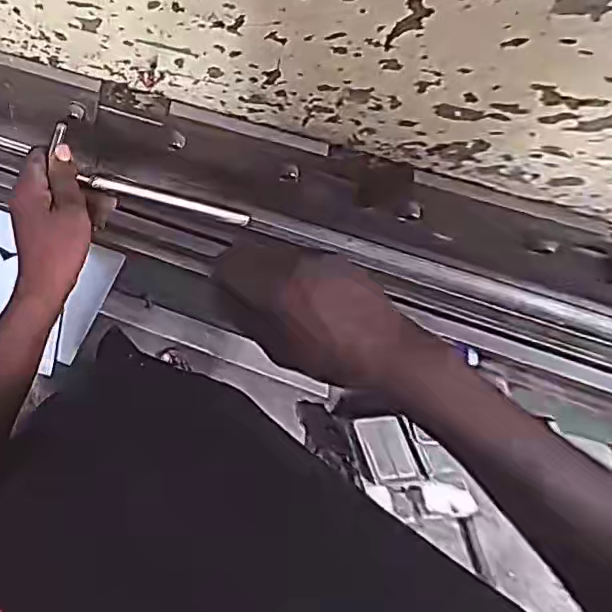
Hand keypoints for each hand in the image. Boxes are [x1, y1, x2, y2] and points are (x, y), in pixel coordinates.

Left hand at [8, 144, 112, 307]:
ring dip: (74, 196)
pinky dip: (69, 210)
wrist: (45, 287)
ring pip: (52, 191)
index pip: (41, 154)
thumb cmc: (55, 256)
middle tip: (89, 190)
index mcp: (28, 189)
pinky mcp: (35, 226)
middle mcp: (22, 199)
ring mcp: (27, 213)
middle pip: (47, 173)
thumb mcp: (72, 209)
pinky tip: (85, 221)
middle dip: (72, 179)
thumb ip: (67, 178)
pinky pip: (53, 208)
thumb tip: (63, 153)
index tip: (79, 164)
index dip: (63, 156)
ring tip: (93, 208)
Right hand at [216, 242, 450, 389]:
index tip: (219, 283)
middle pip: (250, 252)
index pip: (231, 265)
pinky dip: (290, 269)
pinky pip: (300, 257)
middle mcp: (297, 265)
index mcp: (278, 286)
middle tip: (238, 286)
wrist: (393, 354)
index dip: (220, 276)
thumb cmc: (346, 359)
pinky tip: (298, 293)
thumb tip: (234, 306)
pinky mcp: (335, 261)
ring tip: (270, 294)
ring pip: (275, 252)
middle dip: (240, 268)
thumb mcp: (283, 351)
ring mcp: (318, 260)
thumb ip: (251, 322)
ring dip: (265, 267)